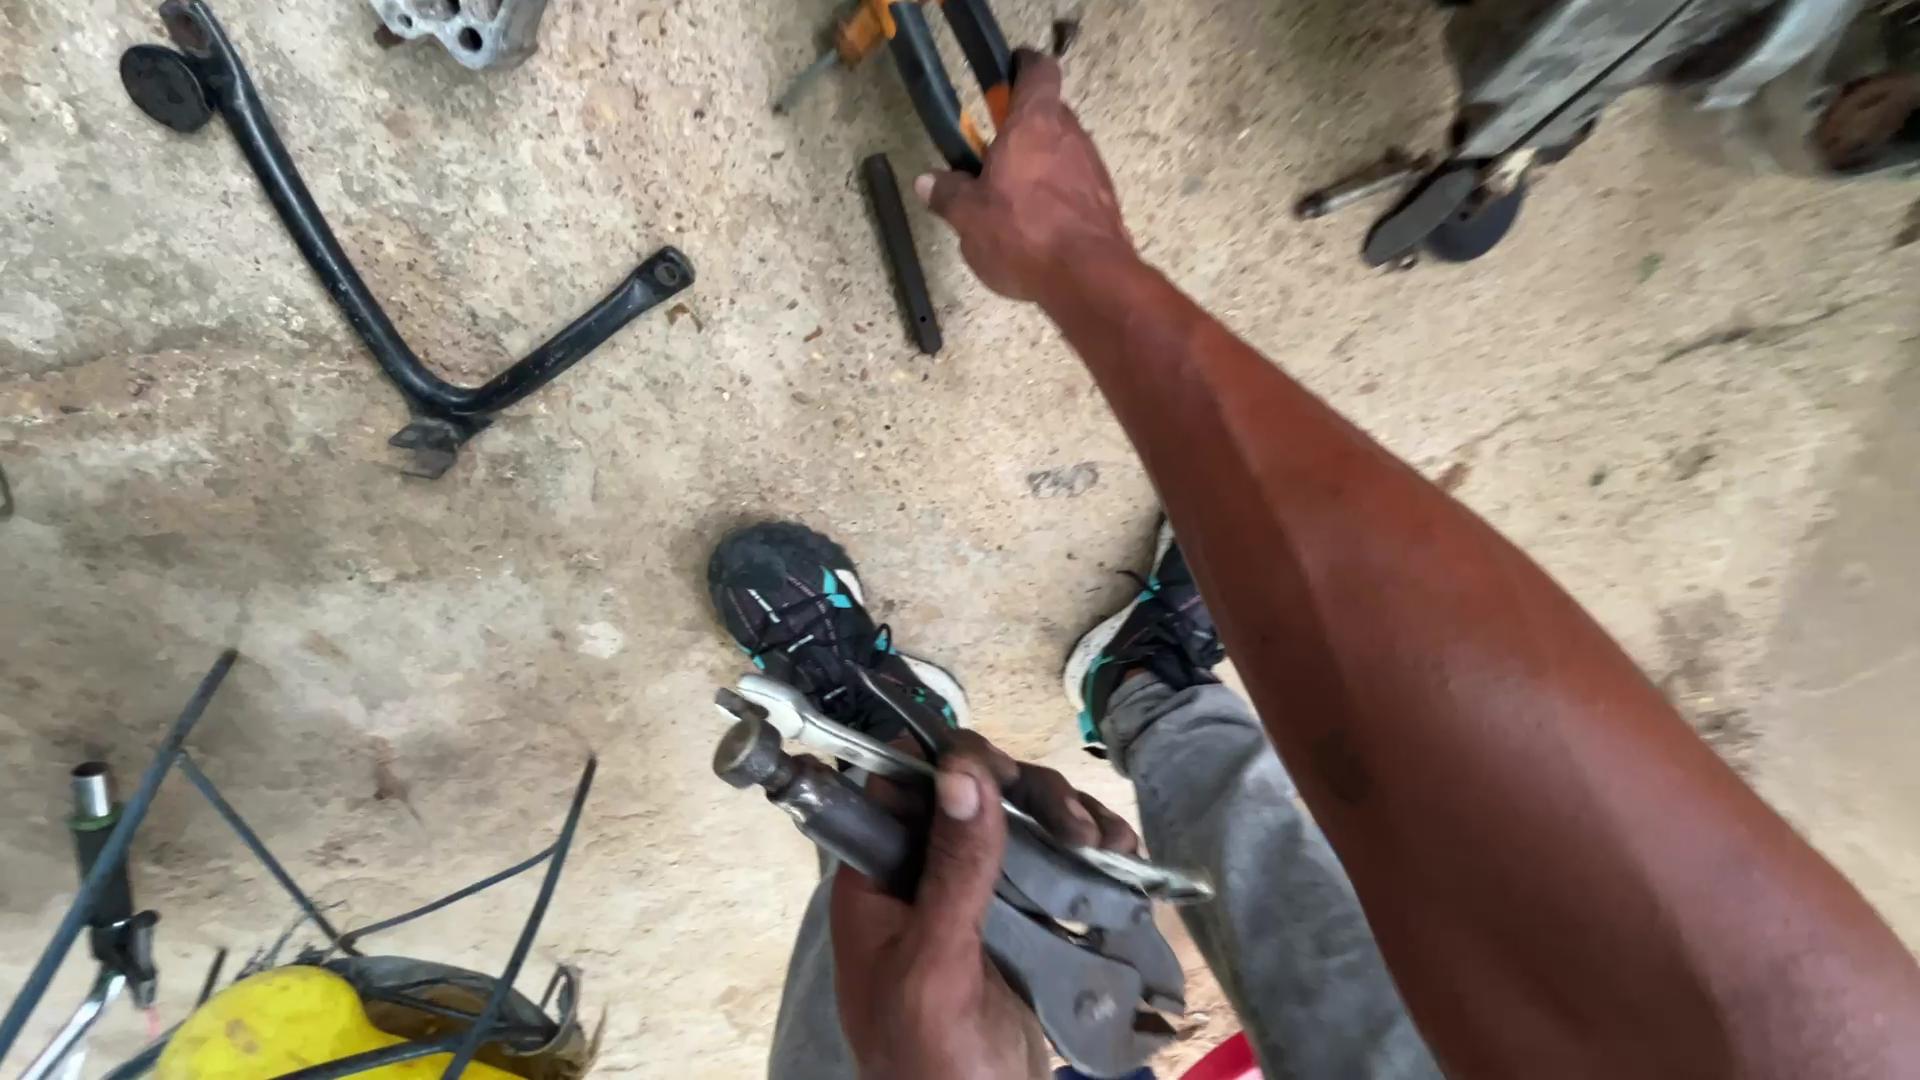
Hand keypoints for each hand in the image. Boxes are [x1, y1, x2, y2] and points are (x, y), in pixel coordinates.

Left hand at [830, 735, 1141, 1079]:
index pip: (897, 785)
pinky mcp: (1020, 912)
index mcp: (879, 877)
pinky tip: (1117, 856)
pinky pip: (1050, 855)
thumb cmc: (933, 1066)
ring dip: (1065, 814)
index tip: (997, 767)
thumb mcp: (935, 967)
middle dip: (1024, 791)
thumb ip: (951, 869)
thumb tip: (961, 769)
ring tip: (1107, 844)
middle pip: (969, 790)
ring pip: (1015, 816)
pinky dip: (1085, 846)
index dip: (943, 760)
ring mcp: (975, 889)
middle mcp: (924, 871)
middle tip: (1074, 824)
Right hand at [915, 50, 1135, 302]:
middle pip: (1048, 116)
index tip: (1005, 79)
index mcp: (1034, 122)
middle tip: (996, 161)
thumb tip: (927, 182)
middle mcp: (1070, 134)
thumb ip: (948, 195)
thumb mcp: (970, 218)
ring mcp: (1093, 168)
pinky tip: (1041, 230)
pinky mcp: (1105, 202)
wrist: (1087, 276)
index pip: (1036, 70)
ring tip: (1015, 204)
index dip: (1021, 68)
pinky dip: (1058, 198)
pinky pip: (1076, 187)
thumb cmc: (1024, 234)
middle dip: (1023, 132)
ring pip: (1063, 154)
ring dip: (1041, 169)